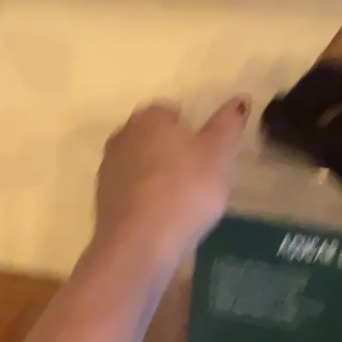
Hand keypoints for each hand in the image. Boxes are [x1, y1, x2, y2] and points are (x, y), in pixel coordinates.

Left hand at [95, 98, 249, 265]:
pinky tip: (160, 214)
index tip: (204, 152)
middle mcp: (123, 136)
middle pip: (151, 135)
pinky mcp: (102, 197)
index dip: (188, 129)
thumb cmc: (186, 191)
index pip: (169, 111)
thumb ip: (229, 124)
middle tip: (196, 175)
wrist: (139, 243)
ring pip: (138, 161)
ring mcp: (108, 167)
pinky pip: (129, 187)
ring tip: (179, 197)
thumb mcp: (219, 155)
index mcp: (149, 119)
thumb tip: (240, 98)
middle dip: (170, 148)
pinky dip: (143, 195)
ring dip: (155, 172)